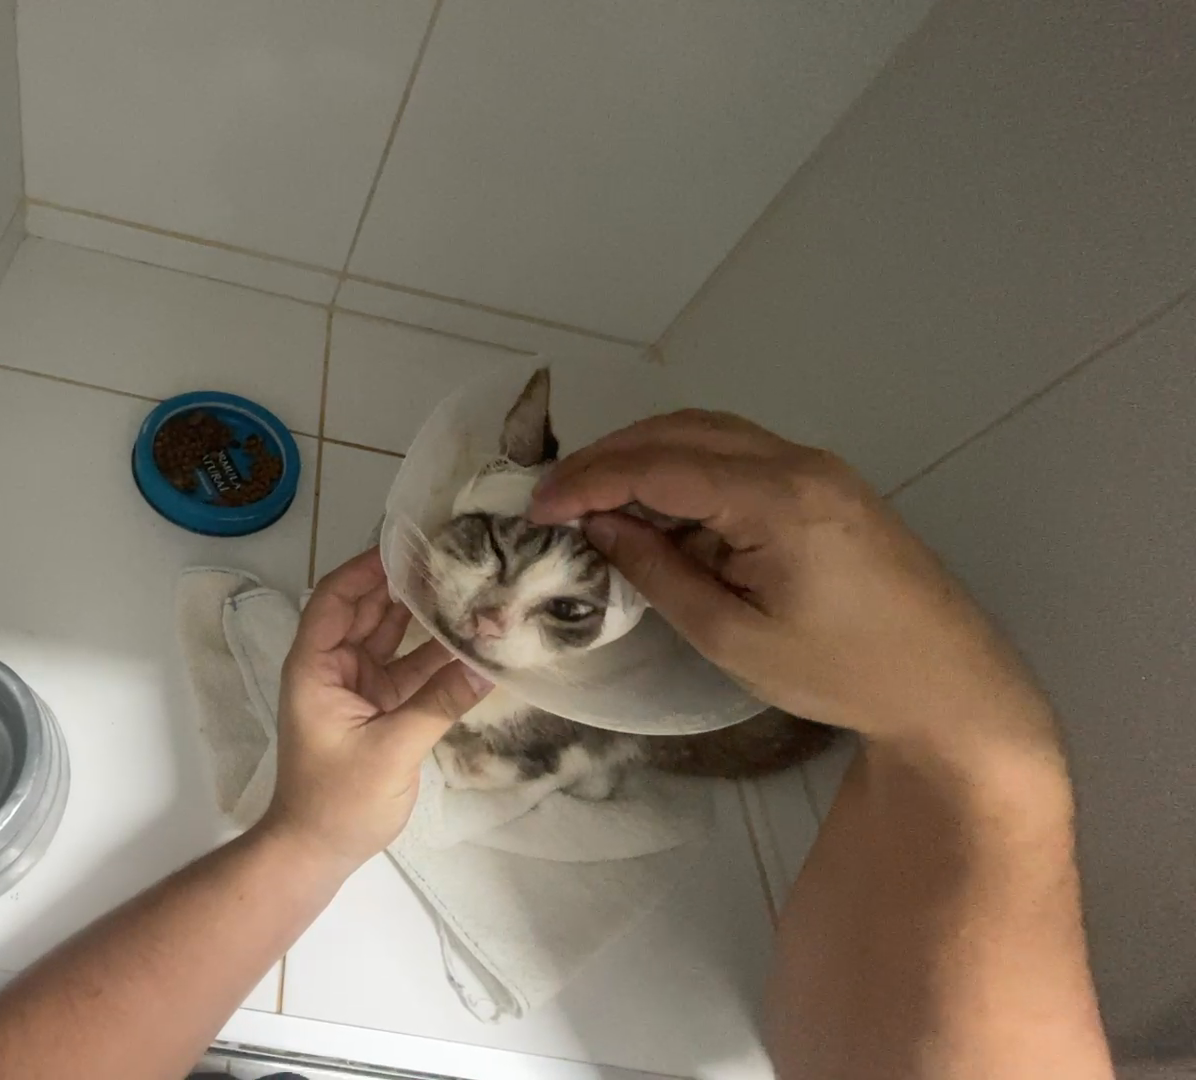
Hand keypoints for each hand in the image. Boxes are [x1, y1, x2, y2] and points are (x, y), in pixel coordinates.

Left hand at [260, 549, 491, 869]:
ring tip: (463, 587)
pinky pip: (406, 669)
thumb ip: (439, 704)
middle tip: (447, 557)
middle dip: (401, 585)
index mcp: (315, 665)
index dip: (366, 568)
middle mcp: (332, 665)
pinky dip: (431, 656)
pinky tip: (467, 639)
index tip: (406, 545)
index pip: (335, 598)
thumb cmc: (338, 798)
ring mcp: (355, 685)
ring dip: (420, 616)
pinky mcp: (377, 706)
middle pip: (365, 611)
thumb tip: (489, 664)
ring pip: (389, 637)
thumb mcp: (390, 750)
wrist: (318, 848)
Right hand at [529, 411, 1054, 755]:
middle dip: (602, 458)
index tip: (536, 510)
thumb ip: (655, 570)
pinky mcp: (819, 483)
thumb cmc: (838, 673)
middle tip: (550, 496)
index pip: (658, 468)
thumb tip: (597, 525)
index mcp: (778, 502)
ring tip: (585, 493)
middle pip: (676, 431)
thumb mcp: (727, 634)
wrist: (953, 690)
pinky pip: (728, 452)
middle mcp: (798, 464)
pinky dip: (673, 465)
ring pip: (702, 431)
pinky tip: (646, 499)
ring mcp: (814, 468)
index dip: (588, 483)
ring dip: (635, 454)